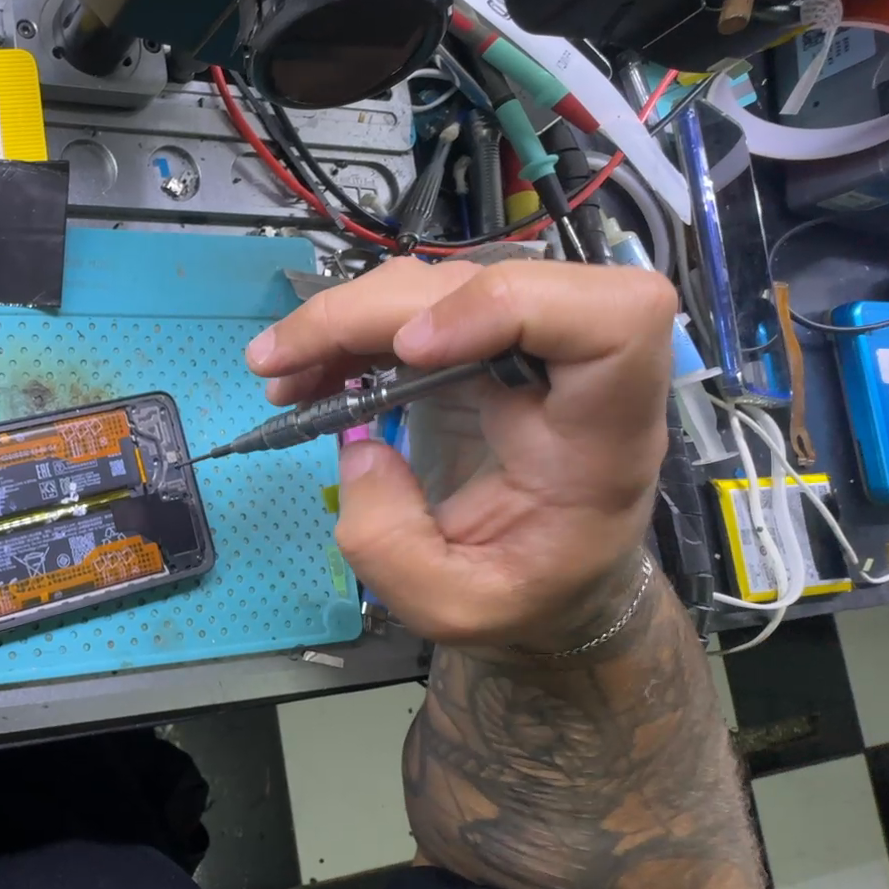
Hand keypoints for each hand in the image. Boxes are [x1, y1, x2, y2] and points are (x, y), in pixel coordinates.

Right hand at [246, 258, 675, 647]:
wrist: (546, 582)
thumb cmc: (520, 595)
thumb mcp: (448, 605)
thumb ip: (388, 541)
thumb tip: (358, 447)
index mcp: (596, 440)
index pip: (612, 324)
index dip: (512, 306)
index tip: (410, 351)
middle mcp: (566, 378)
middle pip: (487, 284)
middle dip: (368, 312)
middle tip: (277, 361)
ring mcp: (516, 356)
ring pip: (435, 286)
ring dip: (343, 319)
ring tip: (279, 375)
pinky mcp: (469, 355)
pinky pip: (406, 312)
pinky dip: (342, 333)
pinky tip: (302, 373)